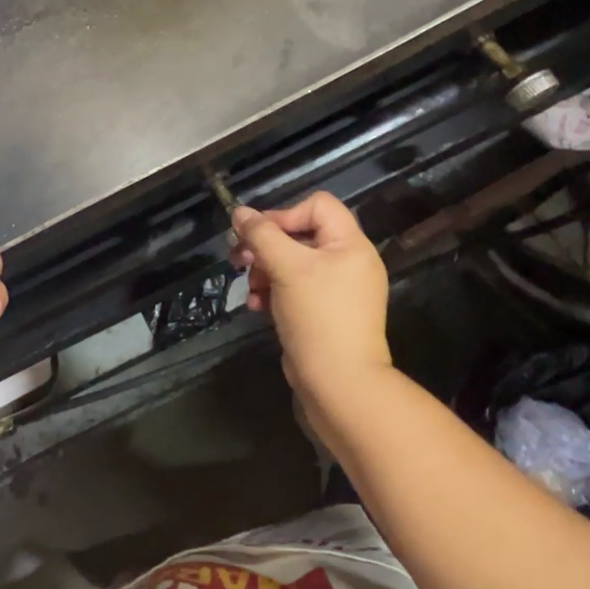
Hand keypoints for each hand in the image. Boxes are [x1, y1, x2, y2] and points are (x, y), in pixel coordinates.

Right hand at [228, 192, 390, 405]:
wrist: (338, 382)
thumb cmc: (317, 316)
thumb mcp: (286, 268)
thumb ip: (261, 235)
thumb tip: (239, 212)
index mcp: (350, 245)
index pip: (317, 206)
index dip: (284, 214)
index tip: (259, 235)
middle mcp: (347, 262)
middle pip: (299, 234)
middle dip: (265, 246)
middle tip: (239, 259)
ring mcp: (336, 289)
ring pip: (291, 263)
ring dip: (263, 272)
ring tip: (251, 290)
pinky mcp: (323, 312)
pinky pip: (293, 289)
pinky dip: (273, 292)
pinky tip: (257, 307)